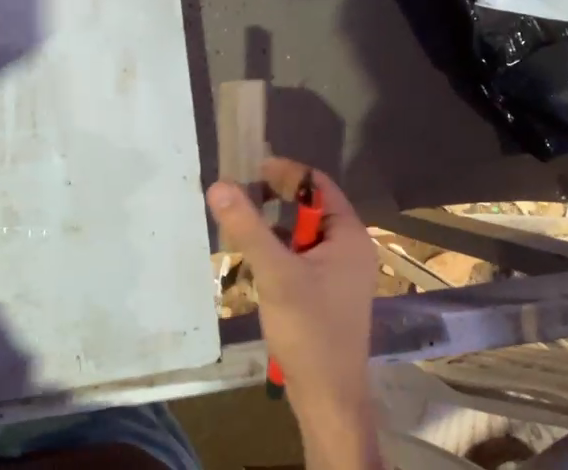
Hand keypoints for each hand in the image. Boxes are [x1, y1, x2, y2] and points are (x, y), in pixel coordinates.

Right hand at [208, 159, 382, 469]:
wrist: (328, 398)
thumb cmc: (309, 331)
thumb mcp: (275, 274)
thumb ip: (247, 227)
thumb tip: (218, 184)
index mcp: (349, 237)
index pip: (318, 184)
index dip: (285, 172)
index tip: (249, 170)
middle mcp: (348, 249)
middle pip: (309, 206)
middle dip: (273, 198)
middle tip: (237, 195)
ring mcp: (338, 273)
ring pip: (300, 233)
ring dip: (271, 225)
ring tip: (237, 223)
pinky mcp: (324, 293)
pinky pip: (298, 256)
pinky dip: (276, 250)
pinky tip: (251, 259)